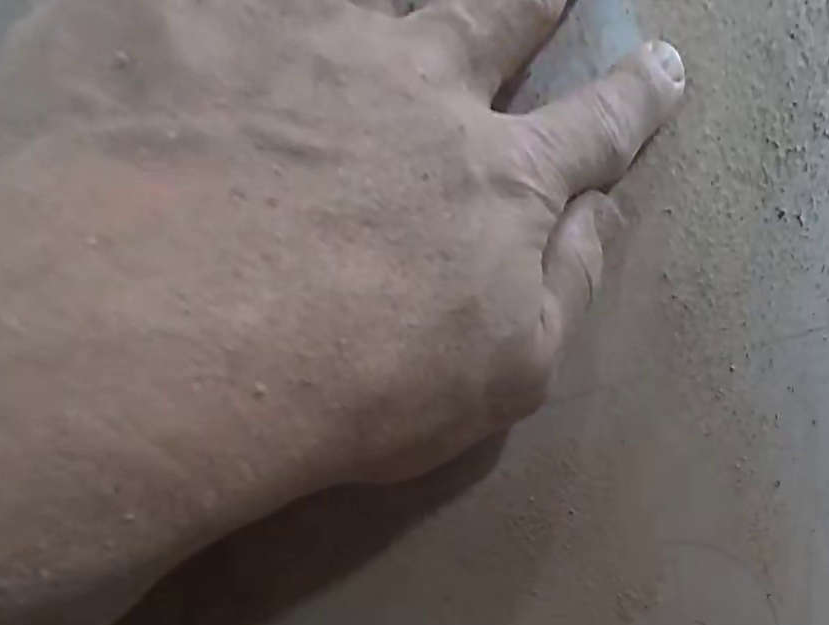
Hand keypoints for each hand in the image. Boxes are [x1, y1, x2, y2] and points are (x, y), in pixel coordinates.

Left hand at [0, 0, 685, 486]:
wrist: (171, 349)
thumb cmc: (380, 382)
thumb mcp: (519, 367)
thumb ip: (572, 281)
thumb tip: (606, 212)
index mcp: (504, 180)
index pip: (595, 128)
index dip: (637, 97)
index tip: (665, 64)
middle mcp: (417, 84)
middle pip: (496, 16)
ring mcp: (294, 34)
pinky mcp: (163, 14)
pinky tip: (262, 1)